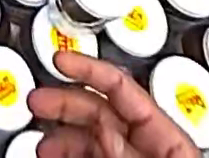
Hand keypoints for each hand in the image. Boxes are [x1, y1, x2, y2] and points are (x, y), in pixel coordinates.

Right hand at [28, 52, 201, 157]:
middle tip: (37, 103)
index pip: (123, 89)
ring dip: (62, 139)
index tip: (59, 60)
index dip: (88, 69)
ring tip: (41, 147)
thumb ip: (129, 157)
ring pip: (90, 139)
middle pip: (100, 111)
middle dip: (65, 105)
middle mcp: (151, 153)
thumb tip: (105, 130)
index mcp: (170, 145)